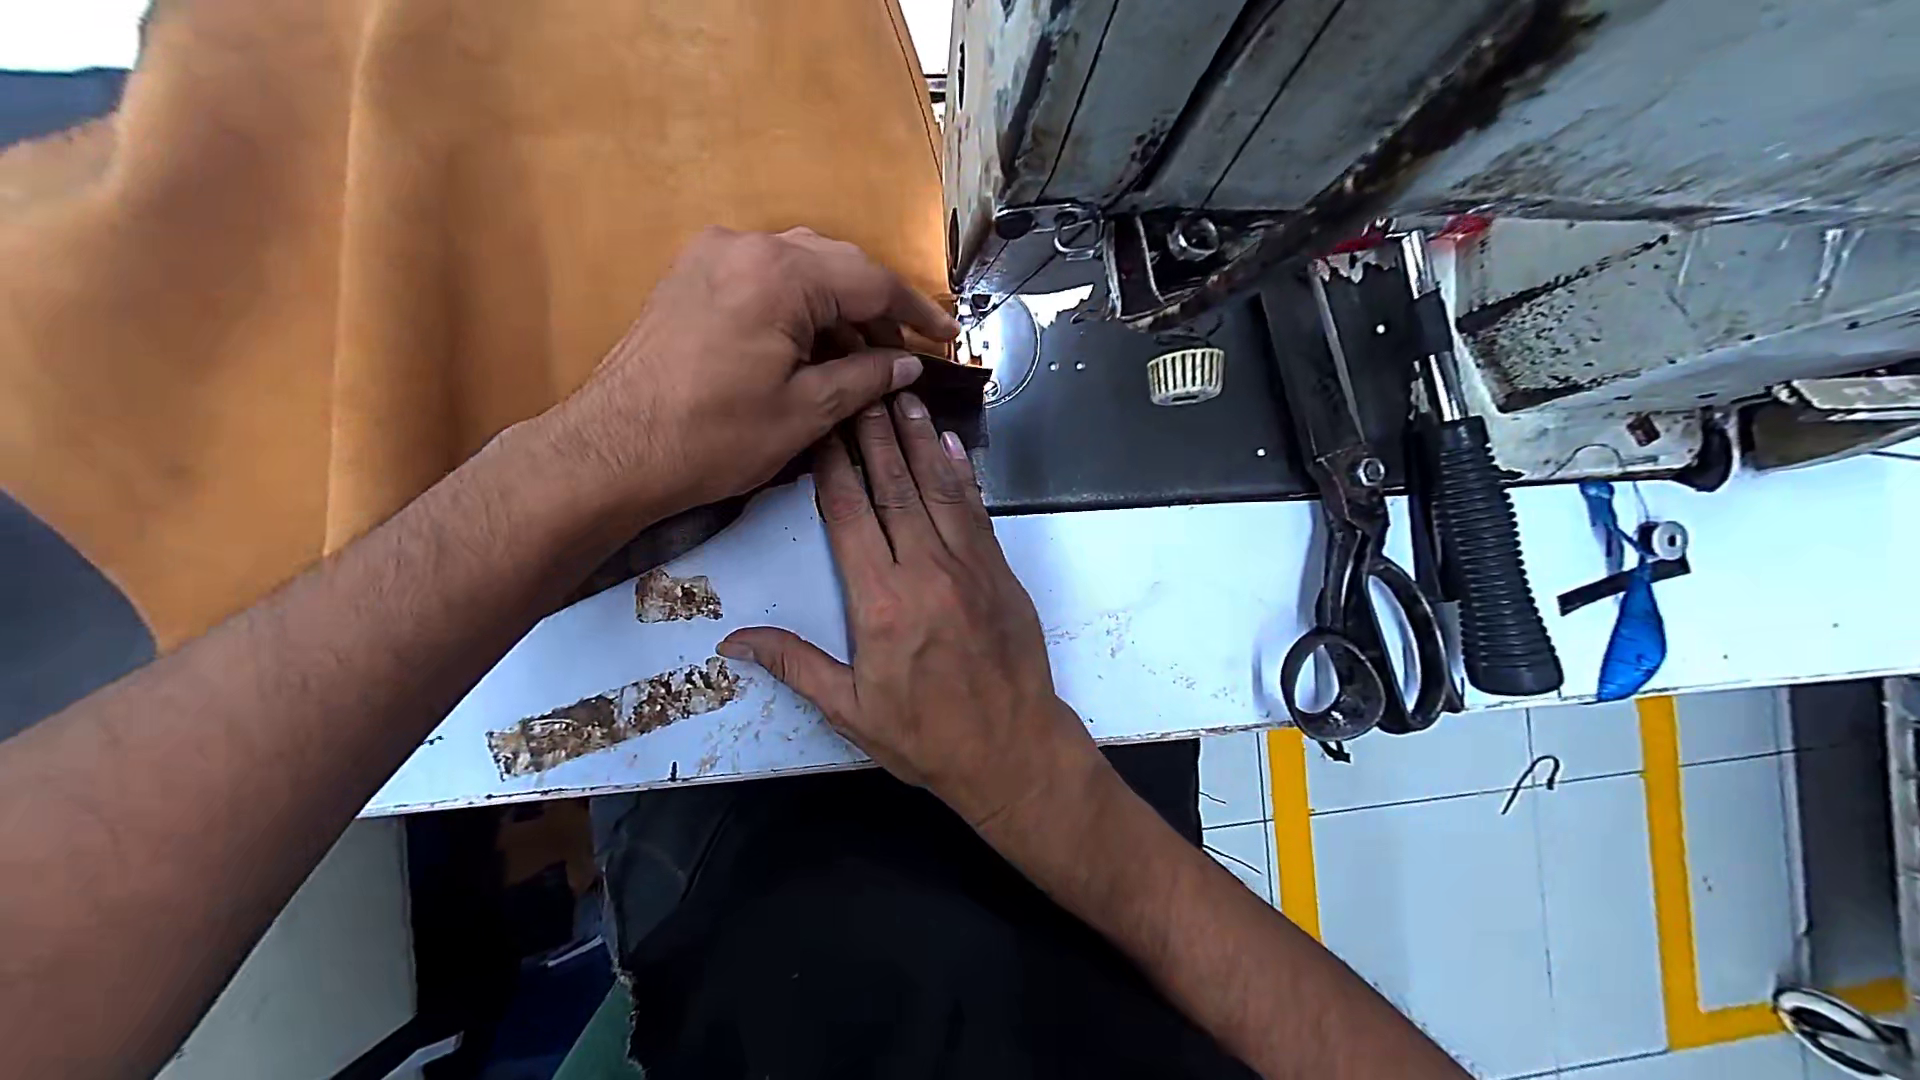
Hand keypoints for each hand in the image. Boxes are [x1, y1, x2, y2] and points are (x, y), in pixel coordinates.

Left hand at [537, 226, 957, 528]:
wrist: (612, 452)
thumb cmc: (713, 438)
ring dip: (839, 307)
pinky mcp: (694, 276)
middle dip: (878, 308)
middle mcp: (746, 246)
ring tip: (864, 357)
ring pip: (802, 267)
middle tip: (905, 354)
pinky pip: (767, 277)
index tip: (947, 336)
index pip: (871, 280)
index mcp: (779, 275)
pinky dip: (801, 306)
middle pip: (837, 264)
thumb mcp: (805, 413)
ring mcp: (713, 256)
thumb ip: (866, 378)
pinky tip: (814, 346)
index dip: (917, 311)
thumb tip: (909, 363)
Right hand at [718, 395, 1104, 831]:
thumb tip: (732, 642)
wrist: (1011, 750)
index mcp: (881, 604)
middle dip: (874, 435)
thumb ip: (794, 665)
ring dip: (920, 441)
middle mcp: (925, 572)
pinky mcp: (999, 571)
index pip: (848, 517)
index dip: (832, 467)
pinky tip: (952, 447)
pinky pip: (976, 512)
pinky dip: (963, 476)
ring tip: (905, 399)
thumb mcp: (850, 709)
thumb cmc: (927, 736)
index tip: (822, 428)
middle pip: (893, 489)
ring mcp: (968, 567)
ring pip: (938, 490)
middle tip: (863, 388)